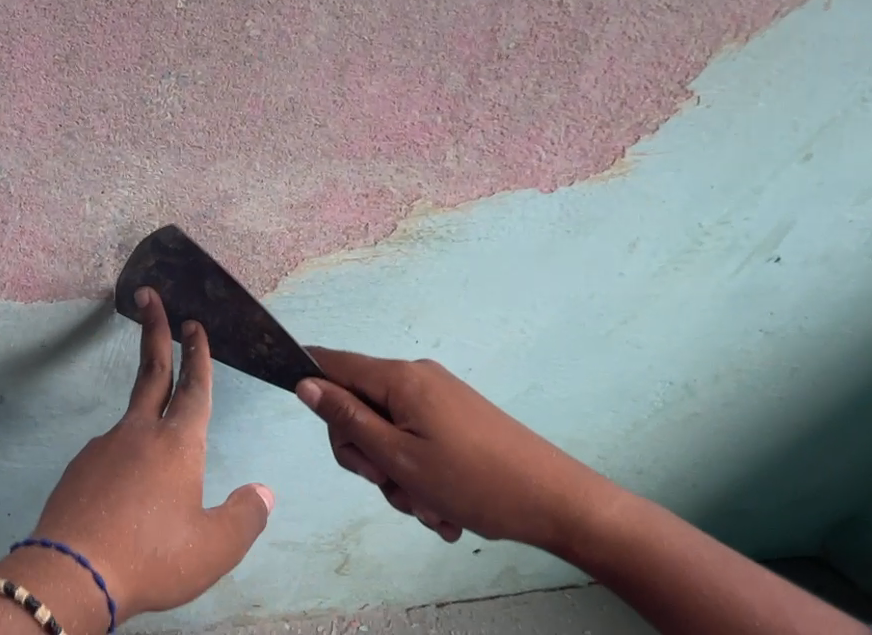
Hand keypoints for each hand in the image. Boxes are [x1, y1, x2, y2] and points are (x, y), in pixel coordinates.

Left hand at [24, 288, 274, 618]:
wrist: (74, 568)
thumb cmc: (152, 556)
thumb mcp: (214, 548)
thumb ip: (244, 516)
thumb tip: (263, 491)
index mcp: (177, 444)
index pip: (193, 388)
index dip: (198, 354)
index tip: (194, 322)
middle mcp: (139, 432)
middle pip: (151, 371)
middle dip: (155, 330)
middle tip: (150, 296)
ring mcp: (105, 445)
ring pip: (132, 415)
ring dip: (147, 404)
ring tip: (163, 450)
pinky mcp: (82, 465)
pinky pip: (113, 450)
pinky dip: (127, 453)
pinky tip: (131, 490)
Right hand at [296, 348, 611, 551]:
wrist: (566, 507)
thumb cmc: (476, 482)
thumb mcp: (398, 457)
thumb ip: (346, 418)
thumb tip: (305, 383)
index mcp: (397, 378)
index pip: (329, 363)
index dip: (312, 387)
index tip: (325, 428)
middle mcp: (415, 378)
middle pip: (357, 406)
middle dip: (365, 453)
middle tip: (389, 484)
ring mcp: (439, 399)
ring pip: (387, 431)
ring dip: (396, 474)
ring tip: (427, 507)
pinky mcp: (458, 420)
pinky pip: (416, 441)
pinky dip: (420, 474)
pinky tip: (442, 508)